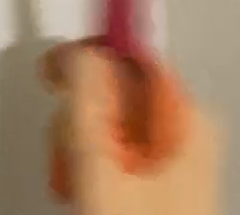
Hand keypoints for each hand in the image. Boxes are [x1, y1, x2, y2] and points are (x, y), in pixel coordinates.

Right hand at [43, 41, 220, 214]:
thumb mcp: (100, 163)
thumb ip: (88, 97)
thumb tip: (82, 47)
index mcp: (187, 118)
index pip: (133, 55)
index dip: (87, 56)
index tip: (50, 76)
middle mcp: (189, 131)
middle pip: (119, 89)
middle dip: (80, 113)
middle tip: (64, 150)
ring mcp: (177, 160)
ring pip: (112, 121)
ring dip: (80, 142)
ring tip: (72, 182)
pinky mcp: (164, 185)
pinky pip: (119, 150)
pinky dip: (93, 163)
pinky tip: (86, 193)